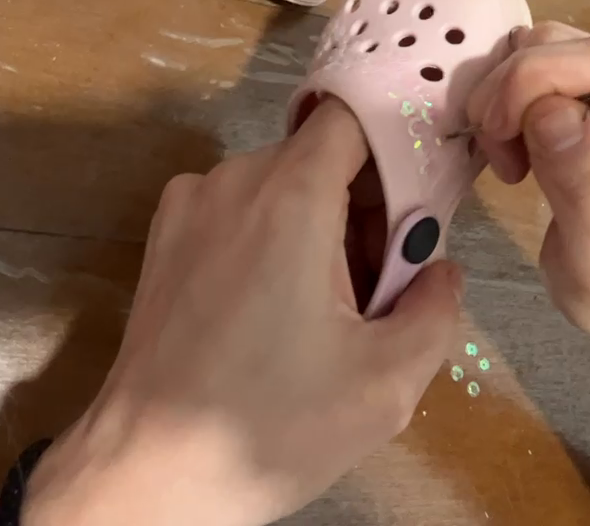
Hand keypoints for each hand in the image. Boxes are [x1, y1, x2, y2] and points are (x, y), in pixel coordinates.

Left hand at [24, 98, 463, 525]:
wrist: (148, 471)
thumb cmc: (271, 423)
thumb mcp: (384, 383)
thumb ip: (435, 309)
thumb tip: (441, 268)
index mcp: (289, 195)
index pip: (351, 117)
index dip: (390, 149)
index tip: (410, 208)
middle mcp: (234, 177)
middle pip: (319, 157)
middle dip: (360, 209)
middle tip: (373, 289)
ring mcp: (190, 199)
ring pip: (279, 183)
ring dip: (315, 225)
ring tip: (320, 311)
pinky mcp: (164, 229)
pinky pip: (238, 206)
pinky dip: (267, 233)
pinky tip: (267, 307)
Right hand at [466, 23, 589, 354]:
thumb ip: (582, 186)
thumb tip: (550, 107)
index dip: (541, 75)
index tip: (494, 127)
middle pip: (580, 48)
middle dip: (515, 91)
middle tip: (498, 157)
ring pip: (557, 45)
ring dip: (511, 95)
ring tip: (511, 157)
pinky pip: (552, 59)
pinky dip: (517, 93)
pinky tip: (520, 139)